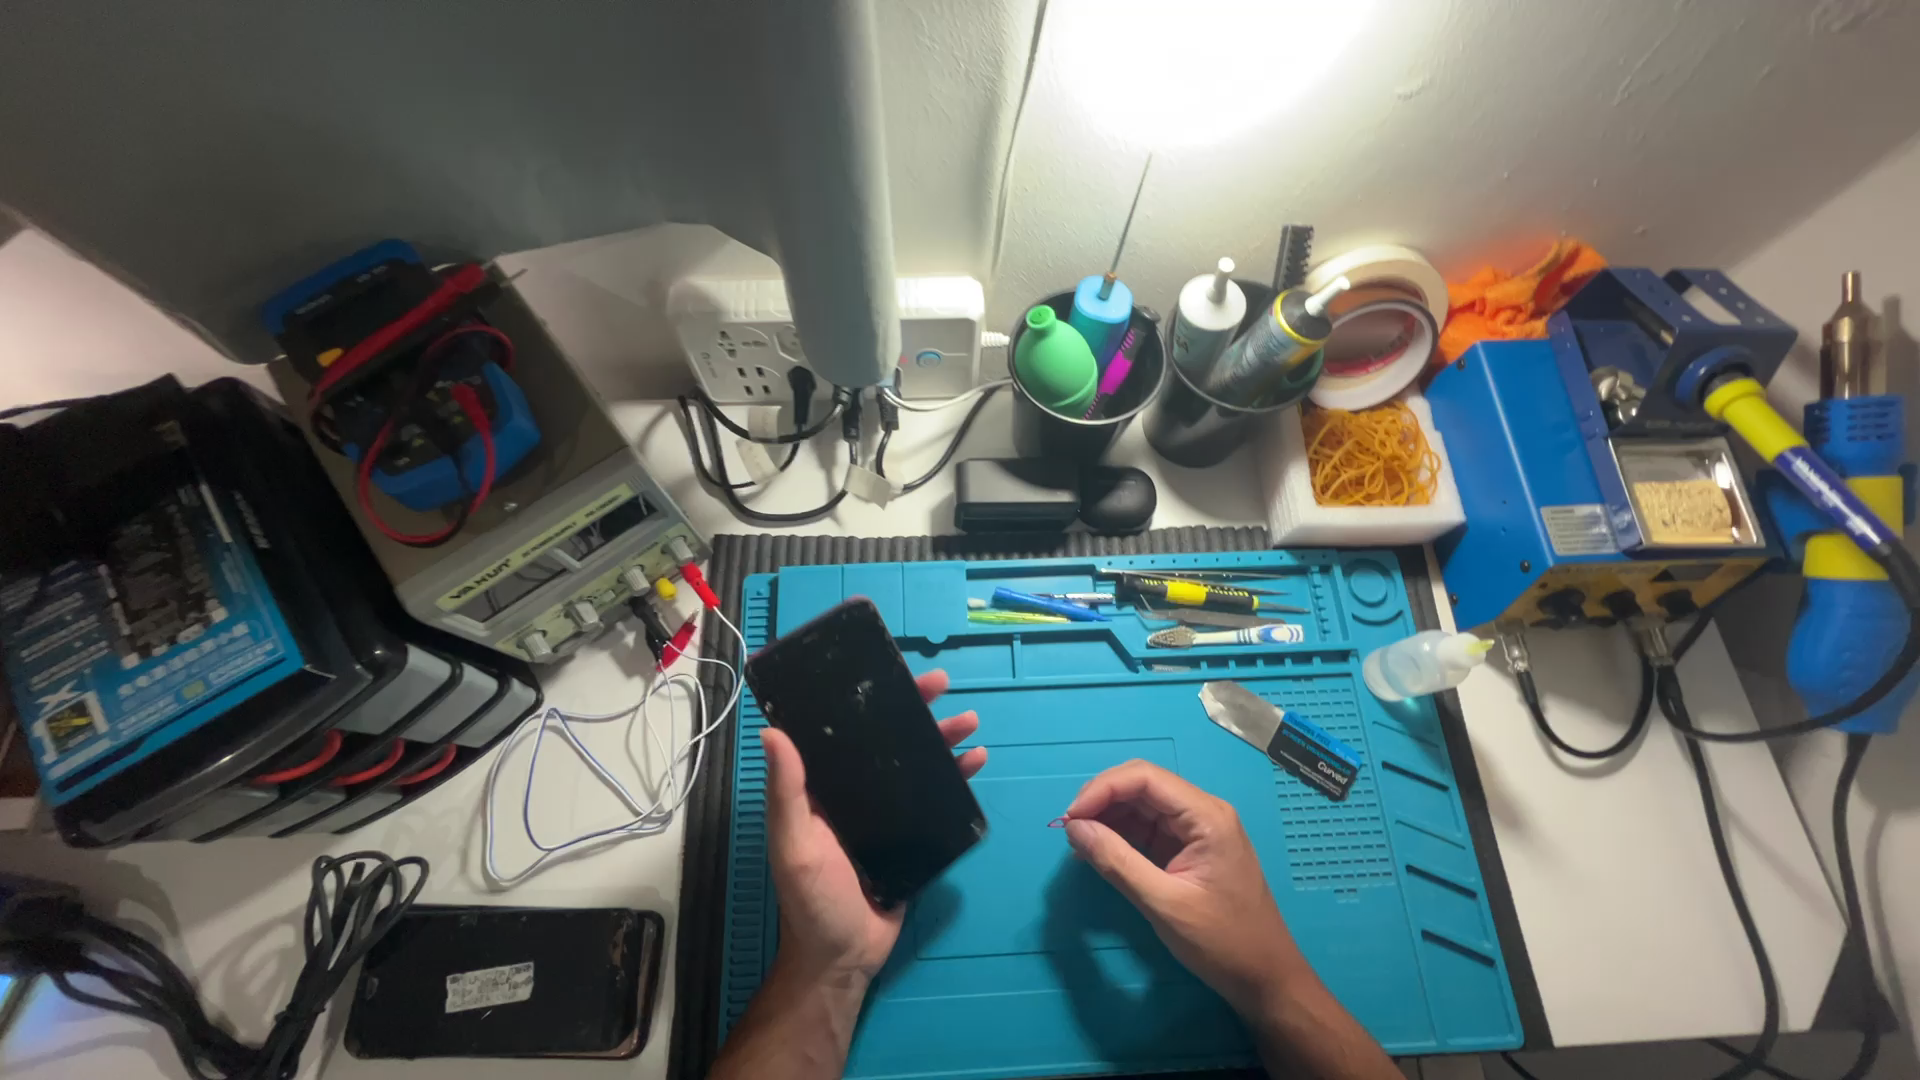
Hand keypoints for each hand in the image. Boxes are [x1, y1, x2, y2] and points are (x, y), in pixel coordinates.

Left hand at [760, 668, 986, 981]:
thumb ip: (787, 791)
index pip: (844, 729)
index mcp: (822, 785)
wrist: (845, 958)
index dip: (866, 698)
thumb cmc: (812, 900)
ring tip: (969, 722)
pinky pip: (936, 796)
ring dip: (941, 738)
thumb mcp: (794, 844)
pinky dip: (956, 776)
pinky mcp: (911, 832)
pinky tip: (975, 762)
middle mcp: (854, 790)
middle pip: (887, 738)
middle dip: (915, 709)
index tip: (891, 673)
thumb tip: (772, 731)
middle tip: (941, 685)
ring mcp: (885, 811)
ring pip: (916, 762)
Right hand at [1062, 760, 1309, 1014]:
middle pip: (1142, 784)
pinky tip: (1100, 850)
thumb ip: (1116, 862)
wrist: (1267, 981)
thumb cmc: (1223, 943)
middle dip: (1102, 800)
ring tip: (1080, 842)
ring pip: (1142, 804)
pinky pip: (1148, 826)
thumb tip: (1073, 828)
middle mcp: (1202, 811)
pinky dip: (1120, 833)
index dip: (1102, 789)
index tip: (1070, 818)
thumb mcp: (1164, 904)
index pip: (1145, 777)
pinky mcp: (1188, 846)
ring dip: (1108, 816)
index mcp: (1206, 815)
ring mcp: (1196, 828)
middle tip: (1070, 829)